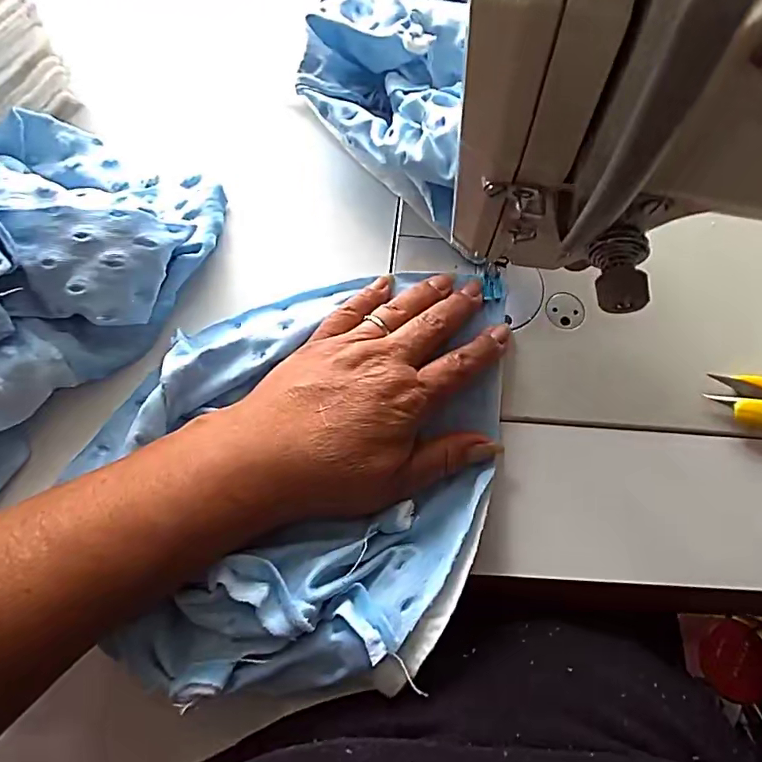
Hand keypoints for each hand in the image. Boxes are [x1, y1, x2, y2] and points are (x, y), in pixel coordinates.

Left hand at [197, 273, 508, 529]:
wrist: (262, 457)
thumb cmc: (326, 476)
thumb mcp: (395, 481)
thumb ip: (444, 458)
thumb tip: (486, 447)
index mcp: (409, 398)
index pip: (458, 367)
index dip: (484, 349)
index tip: (499, 333)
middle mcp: (385, 364)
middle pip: (432, 327)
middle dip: (458, 307)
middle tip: (476, 291)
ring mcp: (352, 349)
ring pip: (398, 312)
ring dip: (423, 294)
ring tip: (443, 280)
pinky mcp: (321, 344)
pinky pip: (351, 311)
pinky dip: (368, 295)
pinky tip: (382, 284)